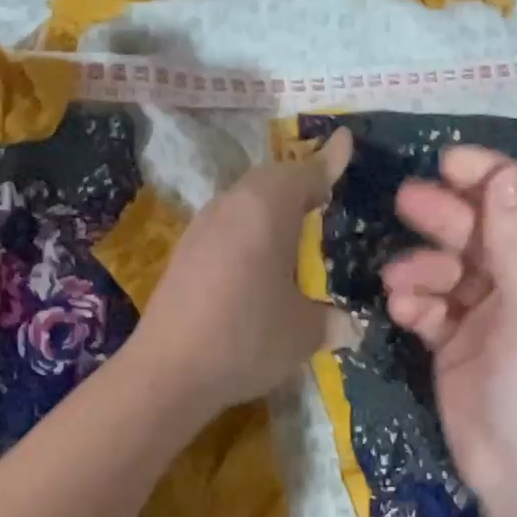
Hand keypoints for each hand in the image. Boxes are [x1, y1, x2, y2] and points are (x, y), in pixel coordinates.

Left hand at [135, 129, 359, 413]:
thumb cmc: (247, 339)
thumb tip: (346, 326)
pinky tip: (256, 264)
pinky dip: (246, 237)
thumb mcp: (303, 333)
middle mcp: (231, 206)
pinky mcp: (182, 259)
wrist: (169, 371)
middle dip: (297, 184)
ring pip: (242, 205)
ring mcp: (200, 231)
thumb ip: (328, 321)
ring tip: (292, 231)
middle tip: (323, 194)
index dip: (330, 163)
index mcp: (267, 207)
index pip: (307, 172)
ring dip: (268, 212)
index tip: (345, 145)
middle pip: (270, 182)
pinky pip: (224, 233)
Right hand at [382, 147, 516, 516]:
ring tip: (398, 280)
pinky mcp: (458, 344)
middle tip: (406, 201)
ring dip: (424, 267)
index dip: (493, 179)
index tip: (448, 161)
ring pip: (452, 269)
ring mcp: (493, 314)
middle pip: (487, 231)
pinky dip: (416, 305)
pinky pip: (433, 309)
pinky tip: (403, 311)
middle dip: (449, 217)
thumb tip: (505, 176)